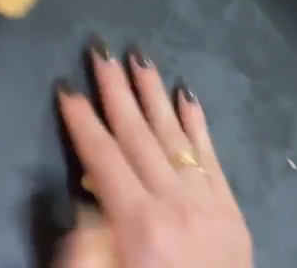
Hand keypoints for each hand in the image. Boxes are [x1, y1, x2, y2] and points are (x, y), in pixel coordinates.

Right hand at [56, 42, 252, 267]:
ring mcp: (207, 202)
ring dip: (152, 93)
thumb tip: (83, 197)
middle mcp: (173, 203)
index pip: (103, 158)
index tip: (65, 87)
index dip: (81, 122)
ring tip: (138, 56)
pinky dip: (196, 121)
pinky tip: (185, 92)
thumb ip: (87, 248)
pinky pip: (210, 154)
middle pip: (137, 134)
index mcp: (139, 226)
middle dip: (115, 90)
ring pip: (173, 134)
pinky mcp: (231, 209)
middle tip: (100, 50)